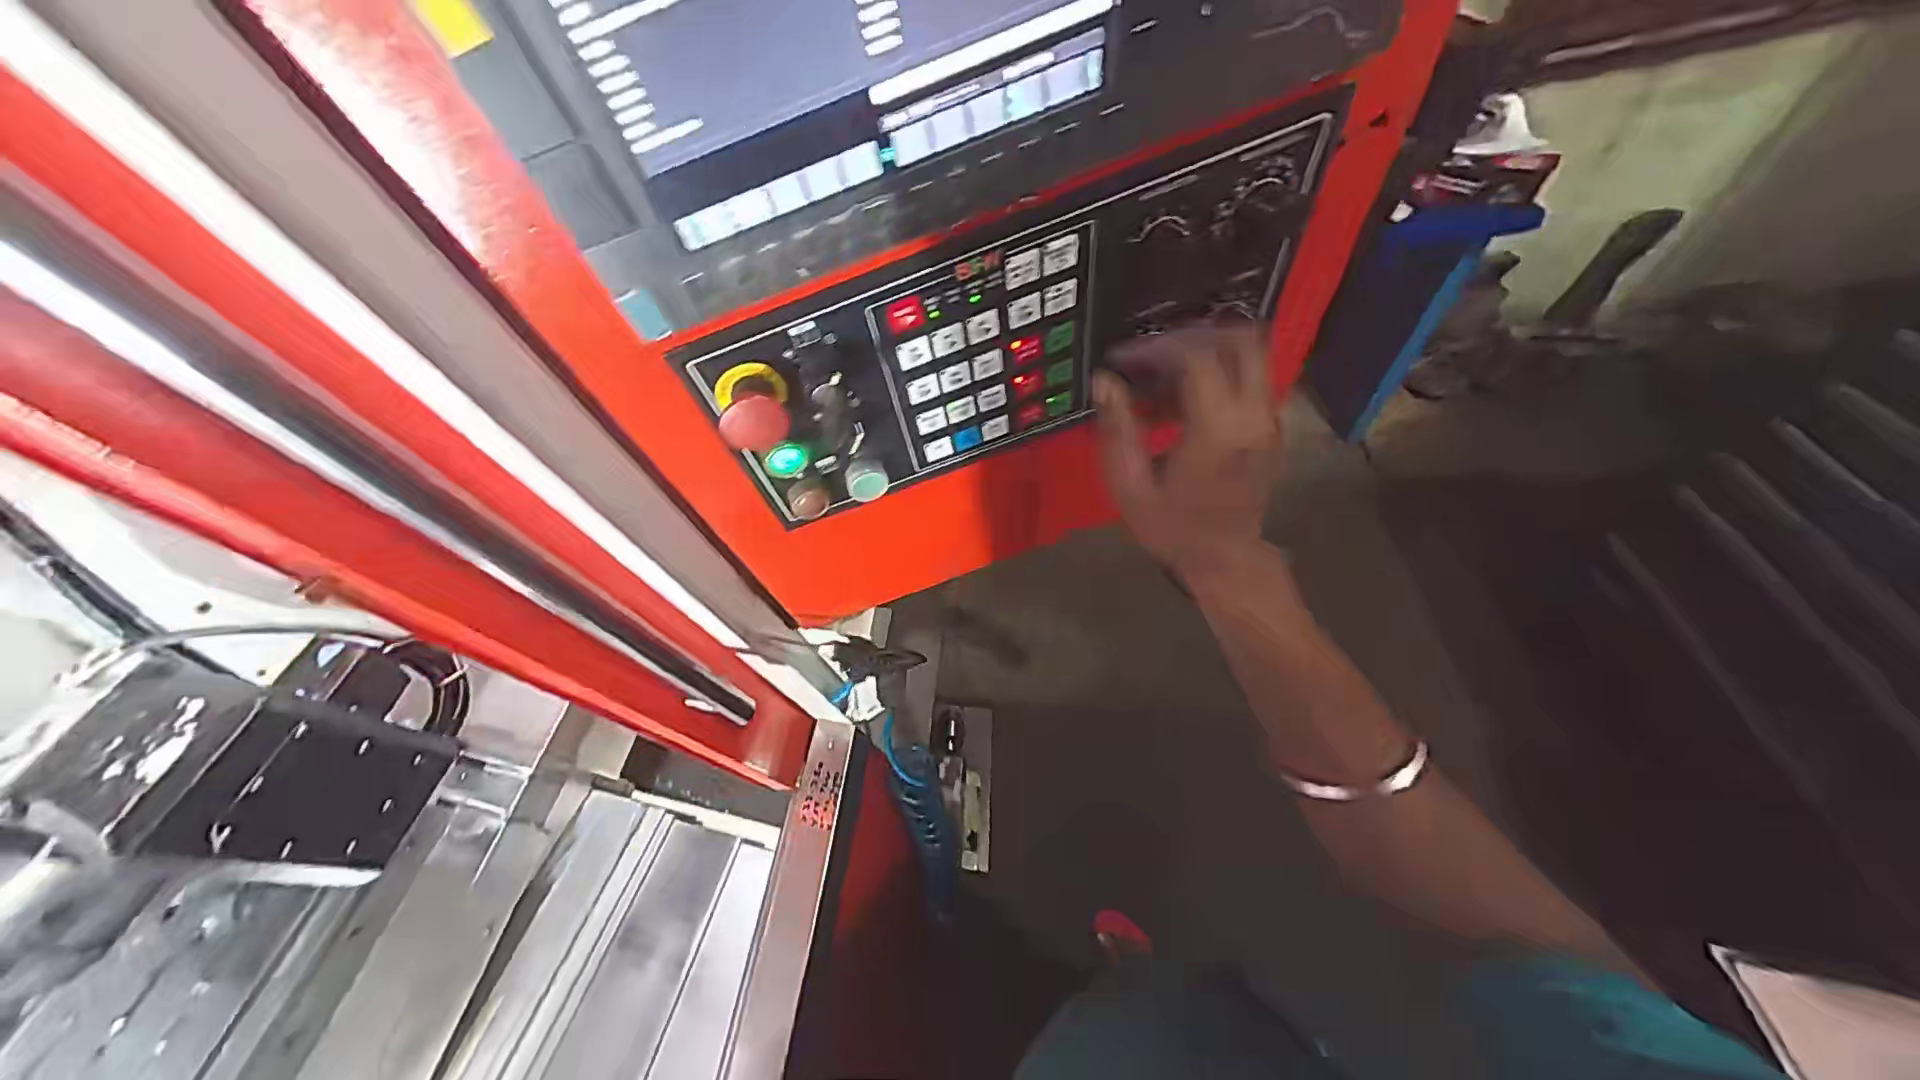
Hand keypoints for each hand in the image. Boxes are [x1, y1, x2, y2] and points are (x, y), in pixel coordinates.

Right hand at [1093, 325, 1285, 581]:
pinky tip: (1181, 401)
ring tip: (1162, 379)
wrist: (1225, 559)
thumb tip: (1104, 381)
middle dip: (1190, 335)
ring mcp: (1268, 419)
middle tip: (1151, 355)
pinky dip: (1216, 372)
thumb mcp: (1130, 485)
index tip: (1123, 360)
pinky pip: (1249, 376)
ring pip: (1249, 352)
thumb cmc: (1171, 528)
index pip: (1197, 357)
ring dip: (1205, 352)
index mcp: (1218, 430)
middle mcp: (1253, 416)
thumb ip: (1117, 429)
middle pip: (1238, 338)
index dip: (1156, 348)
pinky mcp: (1270, 425)